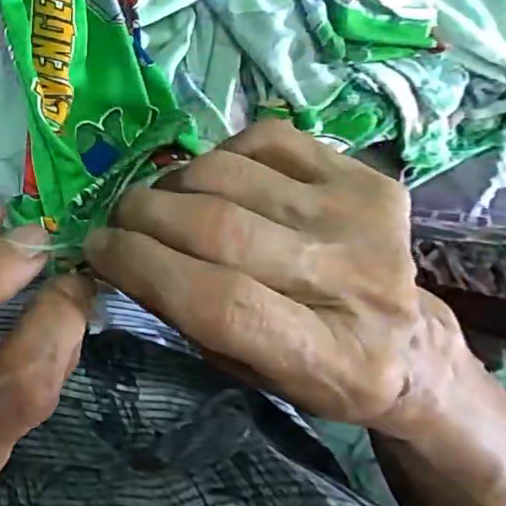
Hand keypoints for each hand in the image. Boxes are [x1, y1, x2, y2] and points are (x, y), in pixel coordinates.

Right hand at [83, 119, 470, 438]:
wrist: (410, 344)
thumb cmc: (306, 366)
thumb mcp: (236, 364)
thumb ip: (177, 310)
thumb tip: (110, 251)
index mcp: (332, 359)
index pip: (218, 300)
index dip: (140, 264)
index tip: (96, 248)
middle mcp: (358, 285)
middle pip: (217, 227)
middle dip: (140, 216)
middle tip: (117, 222)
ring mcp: (367, 223)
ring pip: (226, 174)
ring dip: (170, 185)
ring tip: (163, 204)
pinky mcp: (369, 179)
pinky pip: (261, 140)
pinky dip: (217, 156)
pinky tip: (214, 183)